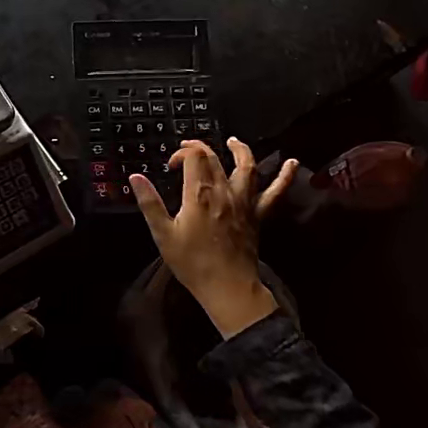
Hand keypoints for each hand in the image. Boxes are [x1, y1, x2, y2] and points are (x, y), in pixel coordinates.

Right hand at [133, 138, 298, 338]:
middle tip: (189, 149)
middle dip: (200, 148)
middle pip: (215, 158)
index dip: (182, 153)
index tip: (172, 165)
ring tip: (234, 142)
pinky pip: (275, 192)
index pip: (194, 157)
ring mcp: (244, 202)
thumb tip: (135, 178)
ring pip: (247, 167)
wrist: (227, 286)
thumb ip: (149, 202)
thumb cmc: (193, 263)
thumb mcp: (162, 233)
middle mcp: (224, 192)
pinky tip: (292, 163)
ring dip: (240, 150)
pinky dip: (285, 176)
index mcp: (199, 194)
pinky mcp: (258, 215)